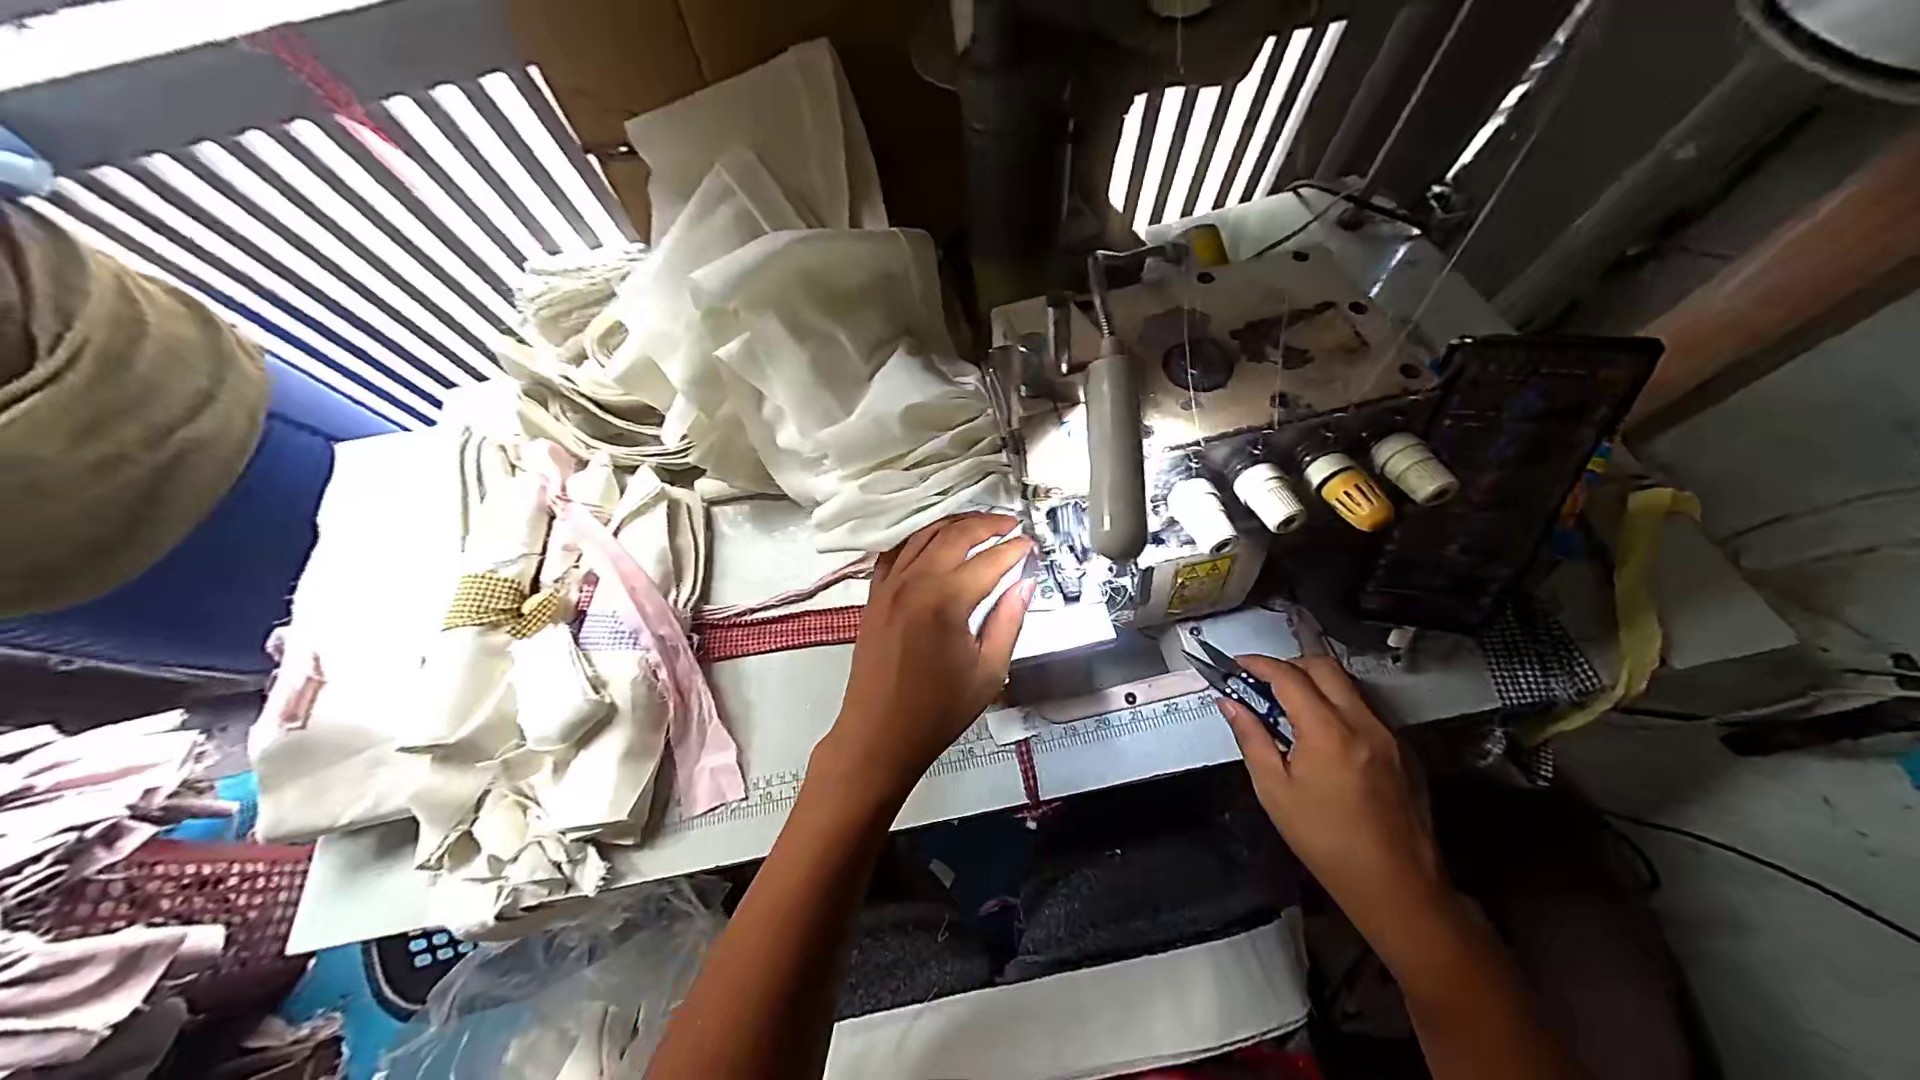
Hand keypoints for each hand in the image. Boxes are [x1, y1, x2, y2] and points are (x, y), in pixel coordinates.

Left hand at [815, 513, 1035, 804]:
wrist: (878, 733)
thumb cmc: (934, 712)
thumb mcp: (988, 671)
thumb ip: (1009, 621)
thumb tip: (1024, 586)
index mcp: (946, 602)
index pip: (990, 561)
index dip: (1015, 550)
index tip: (1029, 546)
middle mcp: (914, 584)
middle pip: (956, 534)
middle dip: (987, 524)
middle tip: (1009, 525)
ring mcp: (889, 586)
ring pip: (924, 534)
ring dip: (955, 524)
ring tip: (980, 525)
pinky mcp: (874, 595)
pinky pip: (897, 551)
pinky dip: (919, 538)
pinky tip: (933, 540)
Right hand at [1217, 655, 1446, 940]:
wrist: (1396, 885)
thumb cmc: (1325, 841)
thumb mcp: (1274, 790)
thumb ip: (1251, 738)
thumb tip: (1231, 704)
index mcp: (1328, 732)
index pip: (1289, 677)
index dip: (1259, 664)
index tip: (1238, 664)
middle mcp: (1363, 723)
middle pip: (1324, 667)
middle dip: (1288, 665)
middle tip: (1261, 682)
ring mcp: (1388, 735)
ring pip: (1347, 686)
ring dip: (1314, 683)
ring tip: (1287, 707)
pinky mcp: (1401, 750)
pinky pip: (1364, 709)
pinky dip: (1336, 705)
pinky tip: (1319, 734)